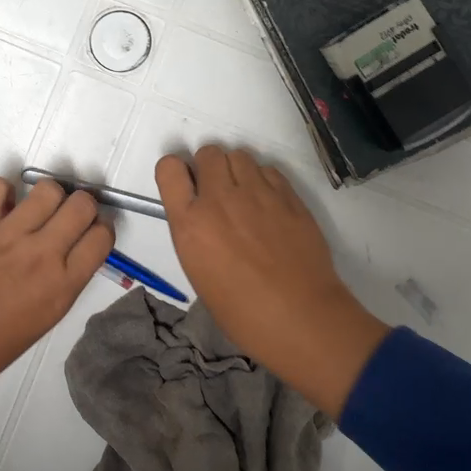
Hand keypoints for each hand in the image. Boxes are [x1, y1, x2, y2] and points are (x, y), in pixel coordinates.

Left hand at [0, 176, 114, 441]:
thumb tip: (66, 257)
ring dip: (48, 194)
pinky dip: (4, 191)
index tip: (89, 233)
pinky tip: (0, 208)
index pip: (102, 238)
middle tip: (67, 216)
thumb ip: (59, 286)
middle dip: (81, 205)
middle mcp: (42, 255)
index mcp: (61, 288)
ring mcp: (8, 235)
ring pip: (48, 188)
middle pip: (82, 205)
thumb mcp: (39, 324)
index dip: (100, 230)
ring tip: (35, 209)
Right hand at [156, 145, 388, 417]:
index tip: (185, 187)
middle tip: (218, 192)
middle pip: (208, 152)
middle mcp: (220, 199)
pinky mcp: (288, 195)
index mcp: (190, 223)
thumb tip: (202, 217)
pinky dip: (264, 180)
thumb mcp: (199, 273)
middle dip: (209, 167)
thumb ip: (195, 233)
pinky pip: (268, 170)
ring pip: (239, 155)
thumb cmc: (243, 312)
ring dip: (236, 170)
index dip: (176, 173)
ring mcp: (257, 193)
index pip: (169, 168)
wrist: (301, 318)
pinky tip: (269, 205)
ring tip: (246, 196)